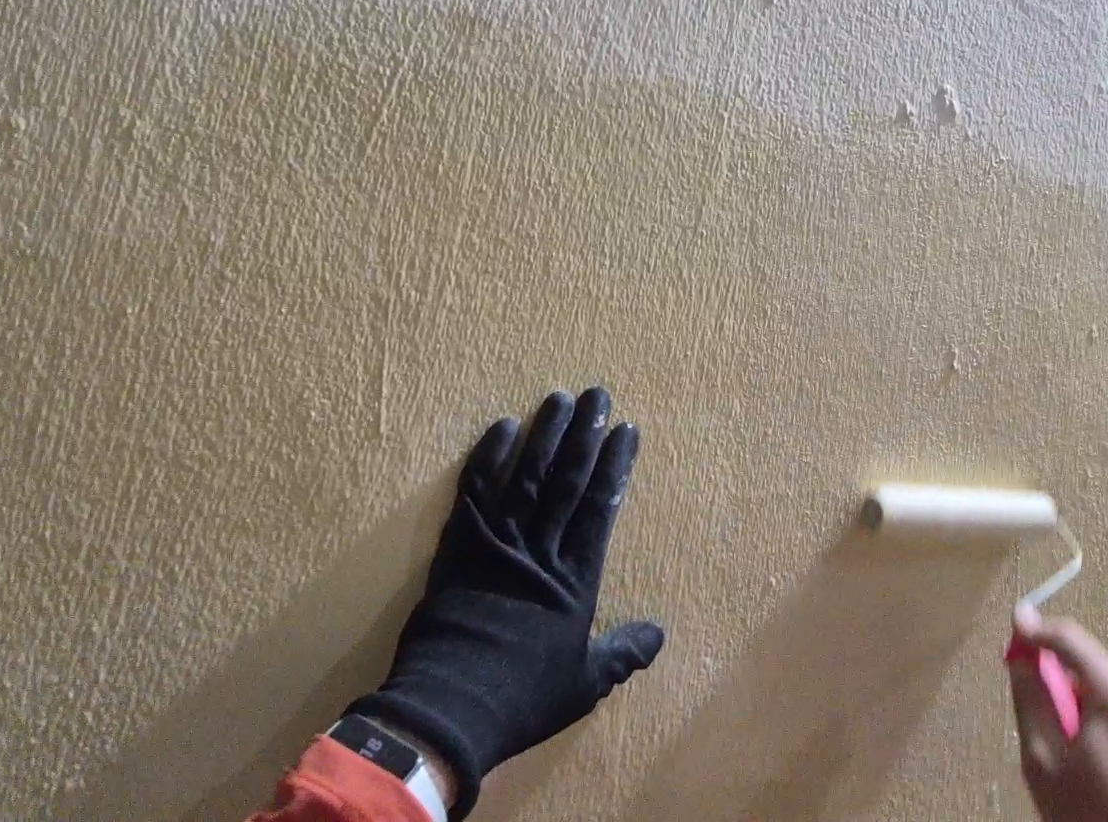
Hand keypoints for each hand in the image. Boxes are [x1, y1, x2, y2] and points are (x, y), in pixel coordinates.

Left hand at [347, 388, 663, 819]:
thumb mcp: (584, 684)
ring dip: (543, 434)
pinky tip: (502, 426)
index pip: (600, 507)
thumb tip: (660, 633)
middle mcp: (538, 550)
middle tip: (598, 395)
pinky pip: (475, 492)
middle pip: (566, 480)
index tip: (627, 430)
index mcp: (574, 579)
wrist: (447, 712)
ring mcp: (496, 544)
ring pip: (526, 476)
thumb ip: (624, 653)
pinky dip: (488, 458)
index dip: (615, 466)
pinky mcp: (459, 546)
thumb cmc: (522, 698)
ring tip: (559, 397)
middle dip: (584, 435)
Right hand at [1007, 604, 1107, 821]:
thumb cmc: (1091, 817)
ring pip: (1105, 687)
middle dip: (1057, 675)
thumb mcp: (1043, 757)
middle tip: (1031, 706)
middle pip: (1090, 663)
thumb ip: (1029, 694)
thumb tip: (1020, 648)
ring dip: (1078, 700)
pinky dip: (1099, 718)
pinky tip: (1090, 757)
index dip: (1035, 629)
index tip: (1009, 628)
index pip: (1071, 638)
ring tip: (1065, 746)